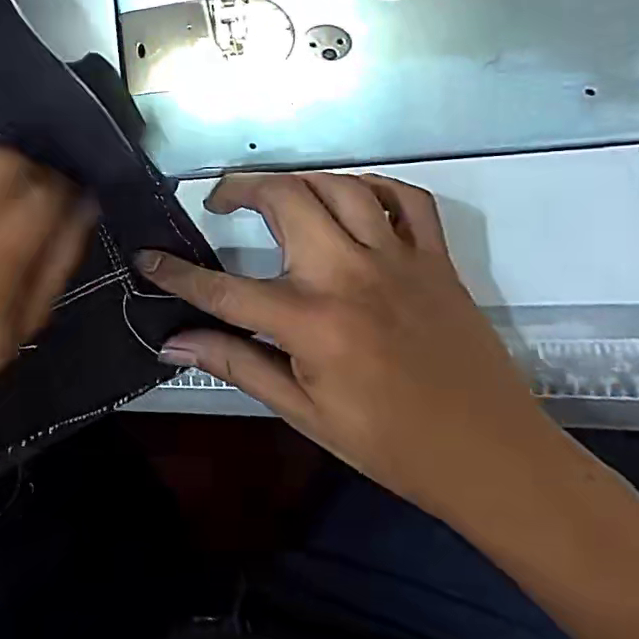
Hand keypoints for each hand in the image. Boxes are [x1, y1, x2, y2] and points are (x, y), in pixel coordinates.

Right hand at [135, 173, 560, 510]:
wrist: (492, 458)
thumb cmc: (390, 445)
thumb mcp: (303, 412)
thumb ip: (237, 364)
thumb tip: (174, 342)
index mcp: (312, 322)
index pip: (224, 289)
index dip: (176, 273)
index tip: (147, 258)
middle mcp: (350, 275)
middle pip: (285, 200)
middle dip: (240, 190)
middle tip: (219, 202)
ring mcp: (399, 260)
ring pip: (340, 186)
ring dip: (297, 181)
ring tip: (276, 196)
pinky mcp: (437, 259)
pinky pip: (406, 198)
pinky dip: (372, 186)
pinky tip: (350, 199)